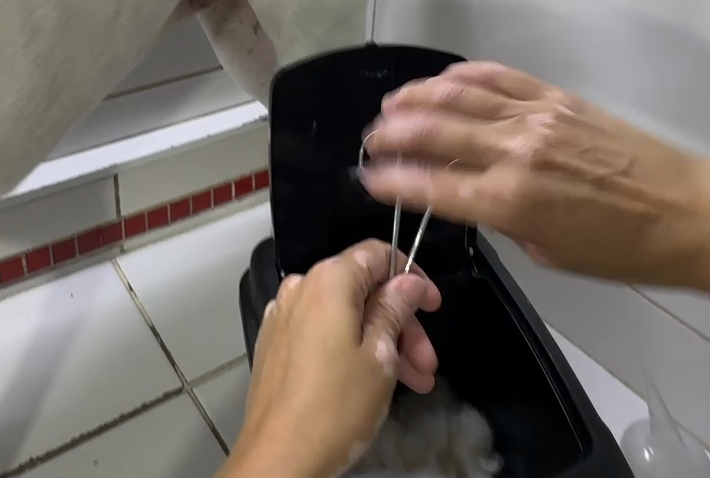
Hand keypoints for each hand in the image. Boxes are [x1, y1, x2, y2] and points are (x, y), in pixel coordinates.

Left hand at [225, 239, 441, 477]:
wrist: (279, 456)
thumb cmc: (336, 404)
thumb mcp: (379, 356)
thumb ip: (395, 309)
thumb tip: (409, 280)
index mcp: (328, 279)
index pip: (376, 253)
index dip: (411, 275)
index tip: (433, 306)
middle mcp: (301, 285)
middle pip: (362, 287)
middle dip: (401, 322)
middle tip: (427, 365)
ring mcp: (284, 313)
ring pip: (344, 313)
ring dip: (381, 340)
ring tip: (412, 384)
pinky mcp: (276, 341)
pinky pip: (321, 329)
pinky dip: (350, 345)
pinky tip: (372, 379)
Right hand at [360, 62, 709, 287]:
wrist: (693, 213)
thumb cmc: (624, 251)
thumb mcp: (551, 252)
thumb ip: (503, 218)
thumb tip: (472, 193)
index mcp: (512, 201)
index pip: (432, 186)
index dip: (392, 181)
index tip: (368, 177)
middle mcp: (515, 151)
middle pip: (434, 132)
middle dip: (392, 135)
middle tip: (371, 138)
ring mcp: (534, 117)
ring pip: (458, 97)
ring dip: (415, 98)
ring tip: (390, 105)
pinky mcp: (554, 97)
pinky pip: (496, 77)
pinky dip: (461, 76)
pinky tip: (440, 80)